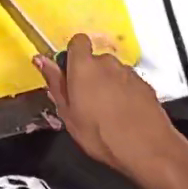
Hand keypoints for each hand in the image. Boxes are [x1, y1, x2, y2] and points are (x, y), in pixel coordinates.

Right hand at [34, 34, 186, 183]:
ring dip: (106, 85)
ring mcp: (129, 73)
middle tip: (83, 101)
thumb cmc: (99, 133)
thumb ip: (55, 82)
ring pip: (112, 72)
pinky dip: (123, 93)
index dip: (72, 54)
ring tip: (104, 112)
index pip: (78, 41)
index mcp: (84, 67)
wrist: (146, 147)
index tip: (68, 74)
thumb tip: (41, 59)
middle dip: (89, 75)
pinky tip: (122, 115)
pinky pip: (127, 83)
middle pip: (95, 60)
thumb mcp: (67, 112)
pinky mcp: (145, 85)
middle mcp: (108, 63)